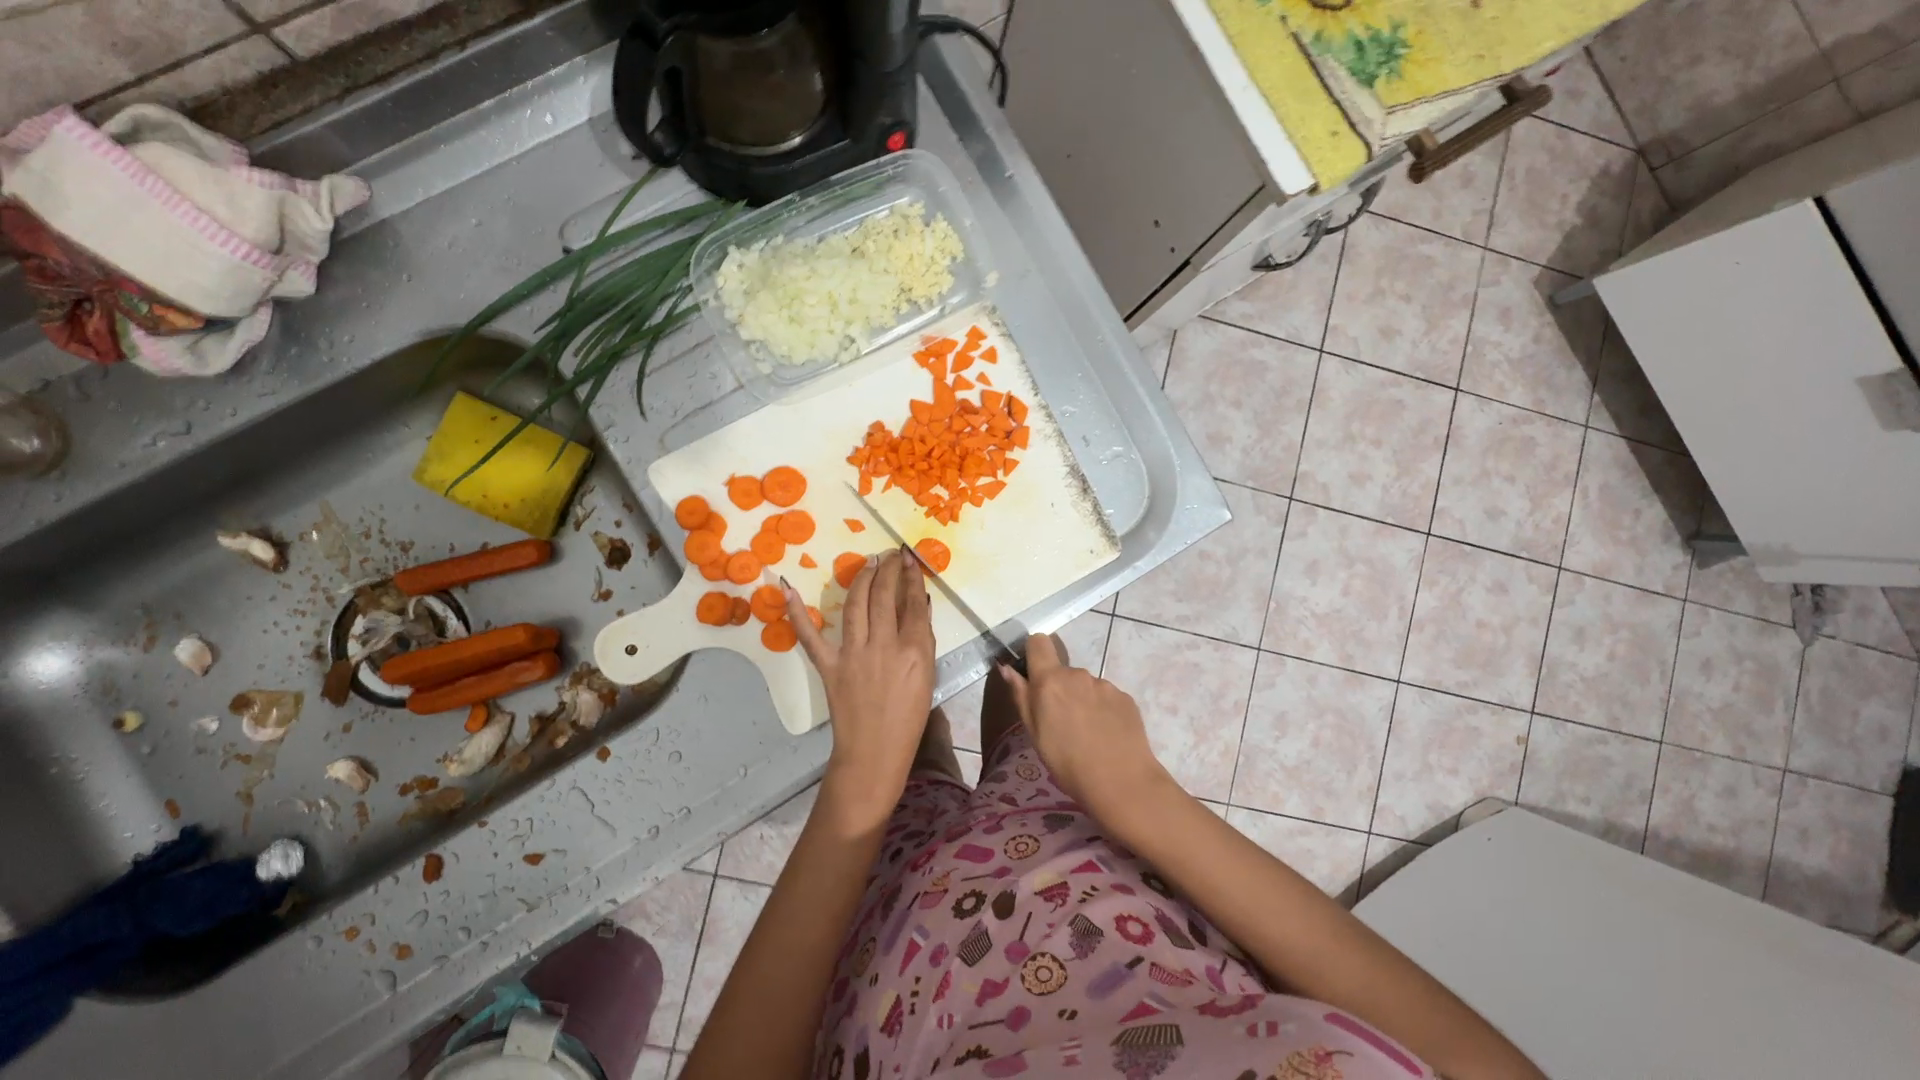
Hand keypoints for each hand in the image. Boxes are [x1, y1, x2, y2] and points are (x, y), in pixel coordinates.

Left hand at [786, 549, 934, 824]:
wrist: (875, 752)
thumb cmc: (908, 719)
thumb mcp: (927, 677)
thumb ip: (923, 640)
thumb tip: (919, 606)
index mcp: (914, 650)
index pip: (913, 601)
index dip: (911, 576)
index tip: (908, 559)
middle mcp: (884, 645)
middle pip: (884, 596)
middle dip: (887, 570)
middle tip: (889, 556)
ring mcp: (853, 654)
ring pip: (856, 604)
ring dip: (862, 579)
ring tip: (868, 564)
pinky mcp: (828, 666)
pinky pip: (810, 635)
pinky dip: (796, 612)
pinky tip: (786, 588)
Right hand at [1002, 633, 1169, 809]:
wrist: (1120, 781)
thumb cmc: (1066, 762)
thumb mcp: (1034, 733)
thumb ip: (1021, 696)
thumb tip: (1008, 668)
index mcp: (1050, 681)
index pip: (1039, 642)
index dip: (1035, 654)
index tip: (1034, 676)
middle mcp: (1078, 675)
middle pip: (1063, 672)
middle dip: (1060, 690)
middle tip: (1062, 723)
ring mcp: (1105, 685)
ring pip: (1086, 687)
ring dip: (1083, 701)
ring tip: (1087, 734)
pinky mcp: (1125, 697)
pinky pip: (1107, 698)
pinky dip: (1103, 711)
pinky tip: (1106, 735)